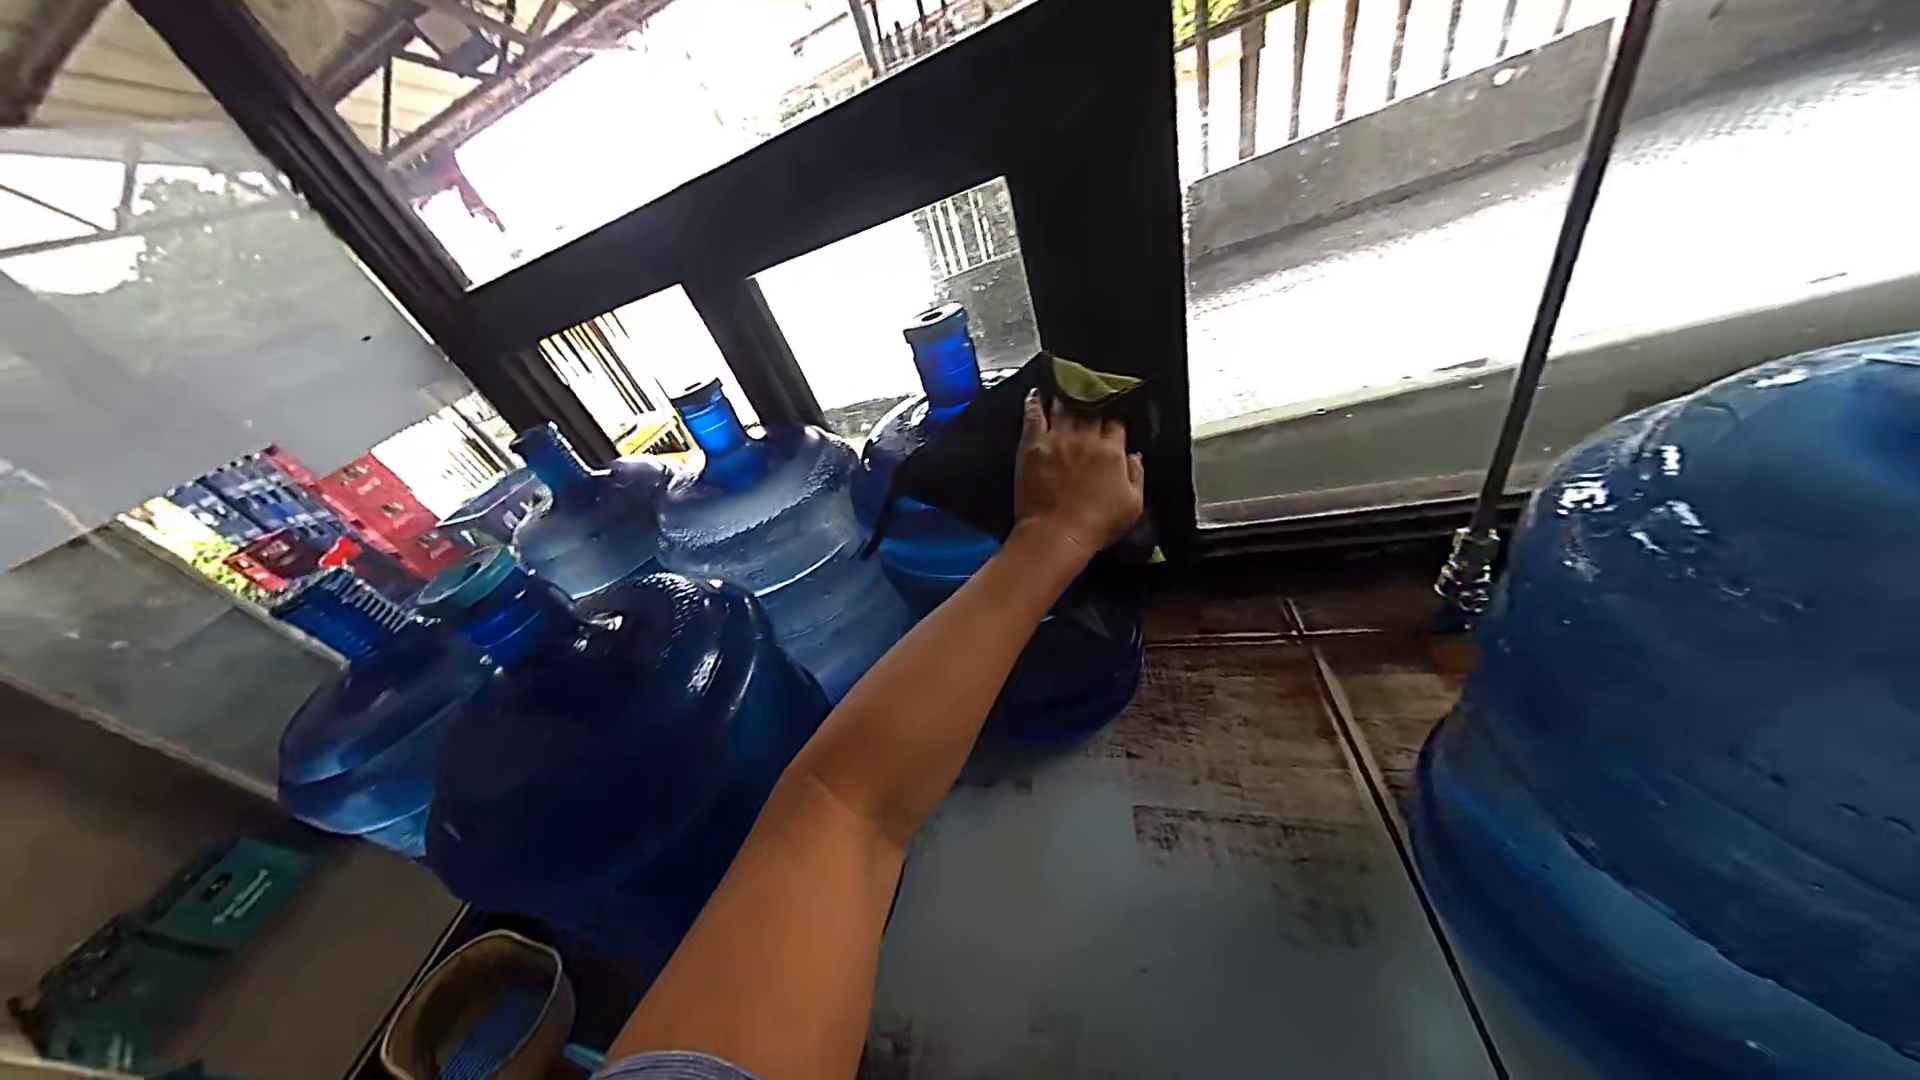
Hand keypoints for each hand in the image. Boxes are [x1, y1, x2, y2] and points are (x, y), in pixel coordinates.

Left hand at [1013, 389, 1144, 556]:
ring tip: (1066, 383)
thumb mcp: (1132, 505)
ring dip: (1066, 393)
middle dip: (1092, 396)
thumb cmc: (1094, 525)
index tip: (1113, 410)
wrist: (1056, 534)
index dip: (1115, 413)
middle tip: (1090, 388)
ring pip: (1064, 404)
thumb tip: (1134, 456)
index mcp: (1112, 451)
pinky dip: (1035, 401)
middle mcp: (1085, 439)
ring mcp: (1057, 440)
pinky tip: (1036, 393)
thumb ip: (1137, 475)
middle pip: (1091, 407)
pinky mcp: (1033, 446)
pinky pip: (1034, 415)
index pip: (1116, 420)